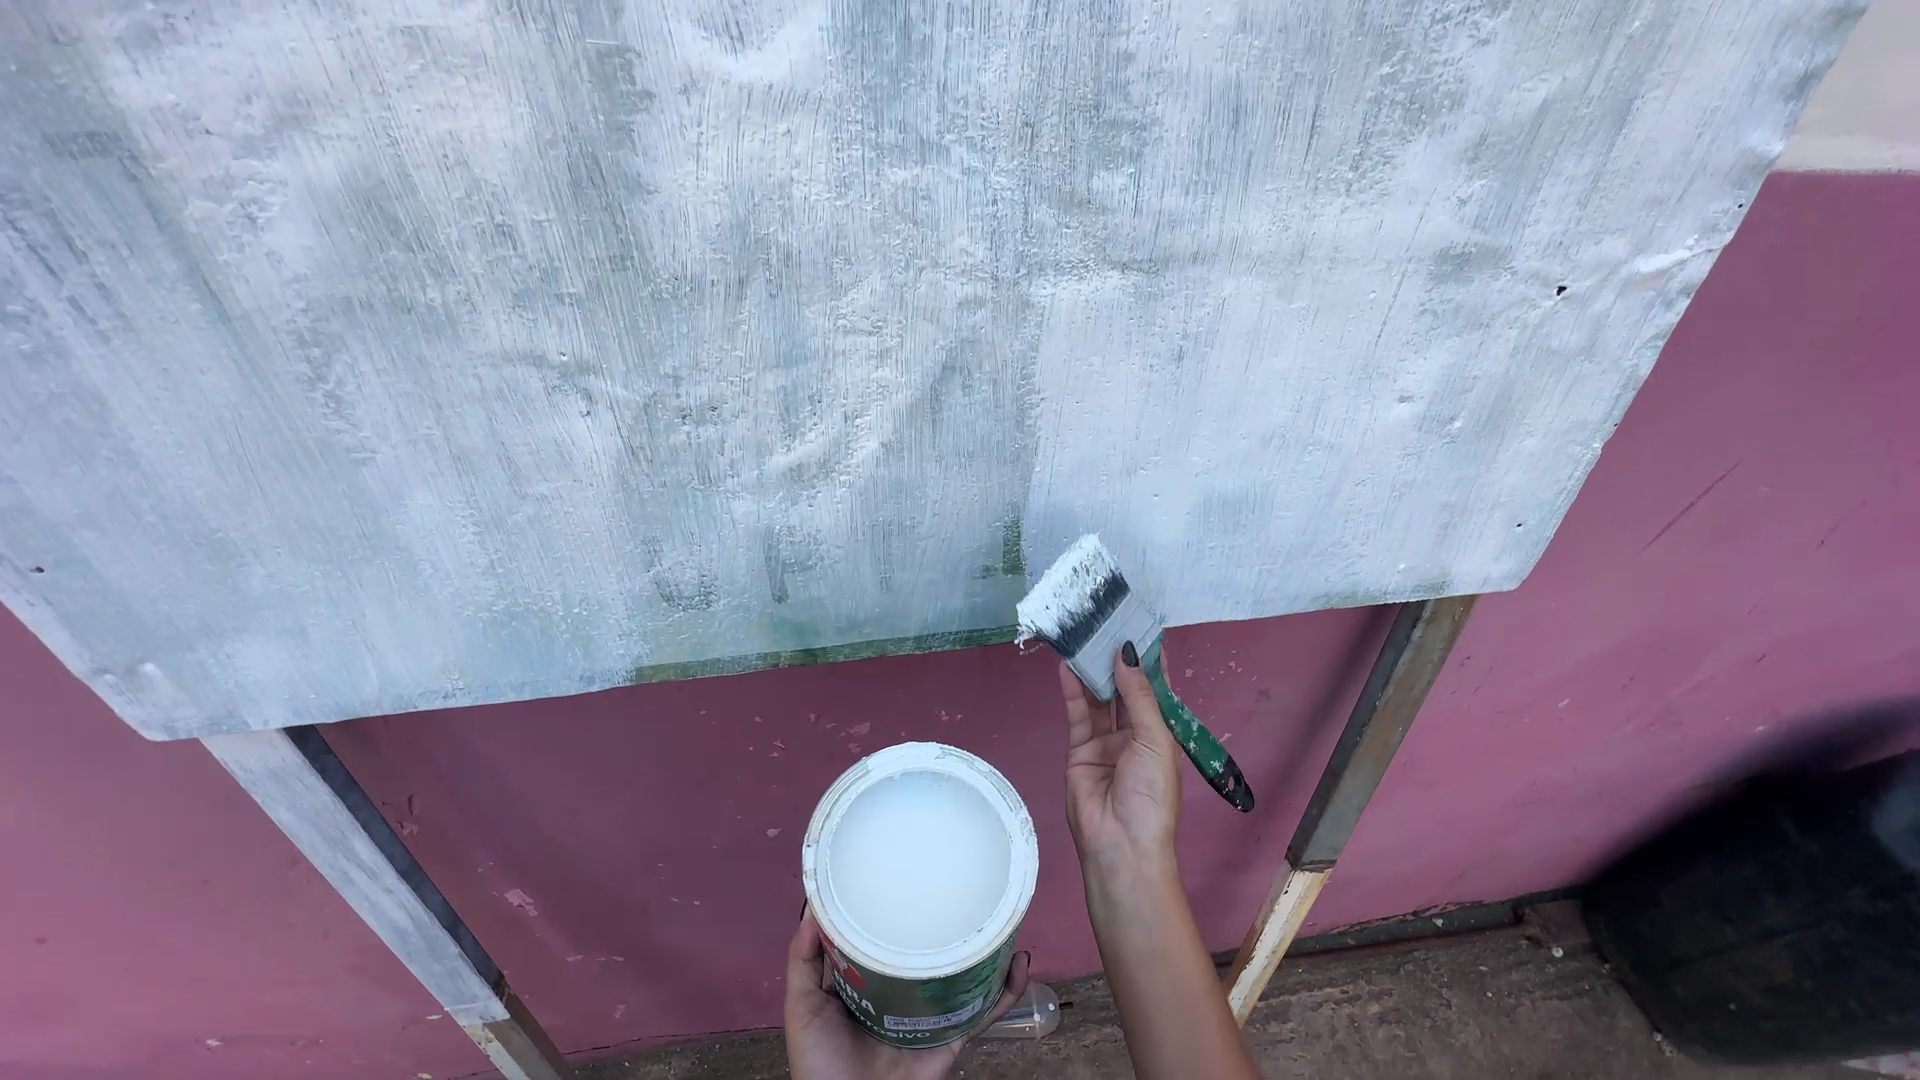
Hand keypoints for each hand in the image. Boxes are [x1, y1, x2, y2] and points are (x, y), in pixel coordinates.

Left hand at [785, 906, 1030, 1079]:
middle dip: (951, 922)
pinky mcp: (952, 1036)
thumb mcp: (803, 1006)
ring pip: (965, 973)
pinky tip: (1018, 962)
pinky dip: (1005, 990)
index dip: (902, 908)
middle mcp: (905, 992)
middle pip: (933, 950)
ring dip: (987, 948)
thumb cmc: (821, 1062)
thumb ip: (803, 959)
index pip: (890, 936)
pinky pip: (984, 1011)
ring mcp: (931, 1013)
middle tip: (966, 888)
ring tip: (1003, 917)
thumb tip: (813, 905)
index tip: (913, 873)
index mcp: (871, 982)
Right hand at [1060, 645, 1182, 868]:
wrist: (1121, 844)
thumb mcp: (1155, 741)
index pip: (1157, 689)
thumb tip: (1127, 653)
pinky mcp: (1080, 749)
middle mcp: (1135, 733)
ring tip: (1086, 637)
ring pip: (1100, 697)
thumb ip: (1139, 696)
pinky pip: (1078, 713)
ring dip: (1094, 670)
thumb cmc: (1151, 794)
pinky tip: (1068, 665)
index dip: (1149, 660)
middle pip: (1125, 689)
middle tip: (1107, 624)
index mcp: (1163, 734)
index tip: (1140, 627)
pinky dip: (1073, 689)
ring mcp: (1106, 741)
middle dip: (1118, 660)